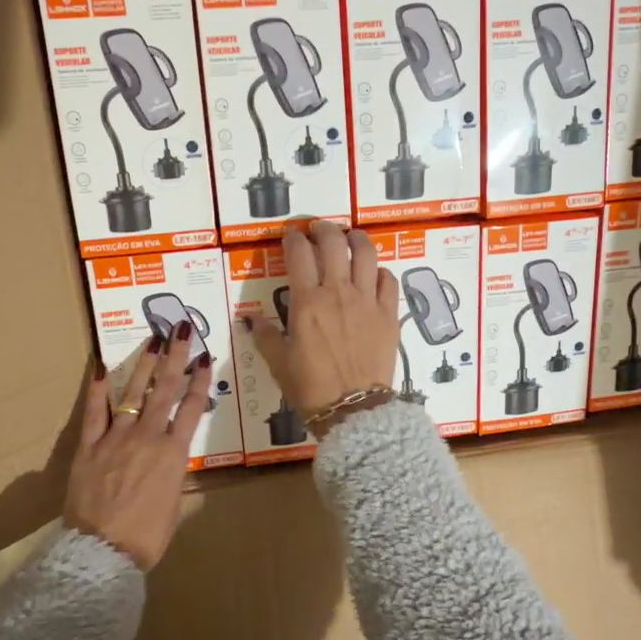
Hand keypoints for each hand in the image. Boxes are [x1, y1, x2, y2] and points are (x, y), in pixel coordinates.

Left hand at [65, 325, 213, 569]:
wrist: (101, 551)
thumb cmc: (146, 537)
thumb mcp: (174, 512)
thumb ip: (178, 487)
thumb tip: (180, 478)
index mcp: (174, 454)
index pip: (192, 408)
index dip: (200, 381)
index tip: (206, 356)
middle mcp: (148, 437)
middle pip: (165, 390)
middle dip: (175, 357)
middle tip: (180, 329)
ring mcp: (116, 438)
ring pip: (133, 394)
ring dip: (143, 365)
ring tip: (151, 339)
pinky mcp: (89, 447)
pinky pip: (94, 413)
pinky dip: (97, 390)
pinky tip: (100, 369)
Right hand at [245, 221, 399, 416]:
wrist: (354, 410)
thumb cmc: (311, 388)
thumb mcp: (278, 363)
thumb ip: (264, 335)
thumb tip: (251, 319)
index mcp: (307, 302)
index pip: (298, 254)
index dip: (292, 238)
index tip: (290, 235)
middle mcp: (338, 293)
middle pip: (333, 242)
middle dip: (323, 229)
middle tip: (318, 230)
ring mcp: (368, 301)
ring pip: (366, 253)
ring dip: (356, 239)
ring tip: (350, 237)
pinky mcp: (389, 314)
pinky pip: (388, 280)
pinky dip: (379, 271)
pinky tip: (372, 274)